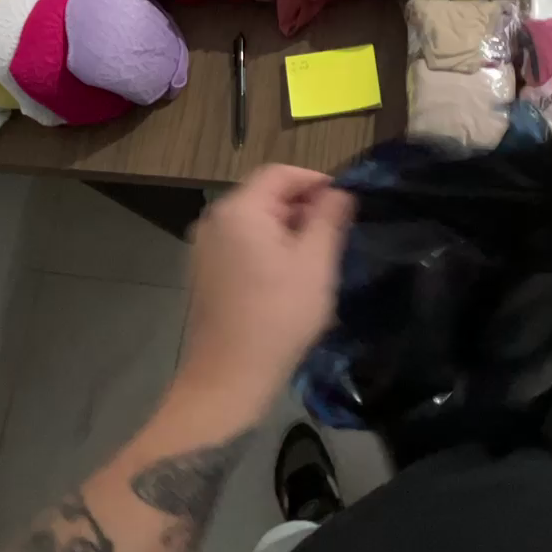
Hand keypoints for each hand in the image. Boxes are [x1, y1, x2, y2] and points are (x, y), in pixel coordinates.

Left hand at [178, 165, 354, 413]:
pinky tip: (290, 281)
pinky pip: (243, 246)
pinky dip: (269, 250)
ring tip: (318, 260)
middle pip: (267, 196)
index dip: (317, 182)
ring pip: (257, 223)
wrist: (228, 378)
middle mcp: (215, 221)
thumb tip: (340, 192)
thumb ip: (329, 218)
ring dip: (289, 232)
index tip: (347, 204)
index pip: (282, 174)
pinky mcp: (205, 273)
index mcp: (239, 210)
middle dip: (304, 209)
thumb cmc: (278, 316)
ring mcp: (205, 248)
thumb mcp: (316, 263)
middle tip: (337, 236)